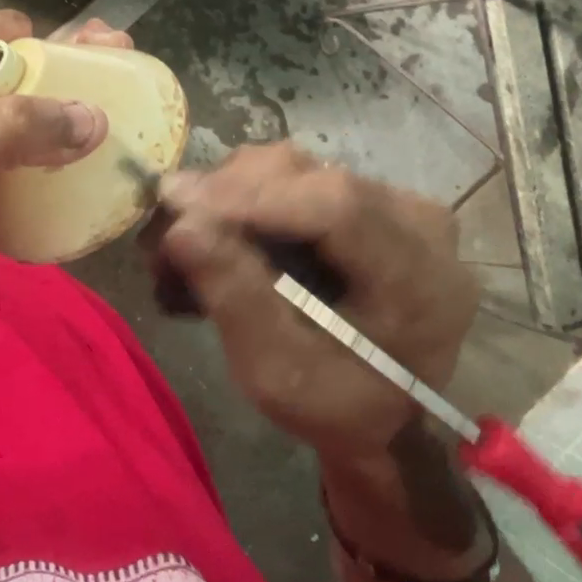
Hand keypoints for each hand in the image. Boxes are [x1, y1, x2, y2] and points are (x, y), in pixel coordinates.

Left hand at [0, 13, 122, 280]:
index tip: (92, 55)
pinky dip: (76, 135)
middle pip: (35, 56)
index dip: (50, 38)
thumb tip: (93, 118)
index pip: (6, 31)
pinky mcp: (4, 153)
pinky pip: (46, 134)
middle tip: (124, 66)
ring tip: (133, 101)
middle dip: (81, 58)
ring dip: (85, 96)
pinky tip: (110, 143)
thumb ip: (13, 130)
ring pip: (45, 94)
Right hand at [142, 144, 475, 460]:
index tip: (177, 204)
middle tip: (163, 232)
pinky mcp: (364, 198)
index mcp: (418, 277)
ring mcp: (393, 203)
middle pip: (307, 176)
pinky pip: (292, 177)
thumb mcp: (277, 372)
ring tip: (181, 242)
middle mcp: (416, 222)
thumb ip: (235, 298)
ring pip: (291, 168)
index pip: (336, 206)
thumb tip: (179, 229)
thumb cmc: (334, 404)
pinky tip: (212, 233)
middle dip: (224, 197)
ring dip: (225, 197)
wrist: (380, 413)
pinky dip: (241, 199)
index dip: (250, 197)